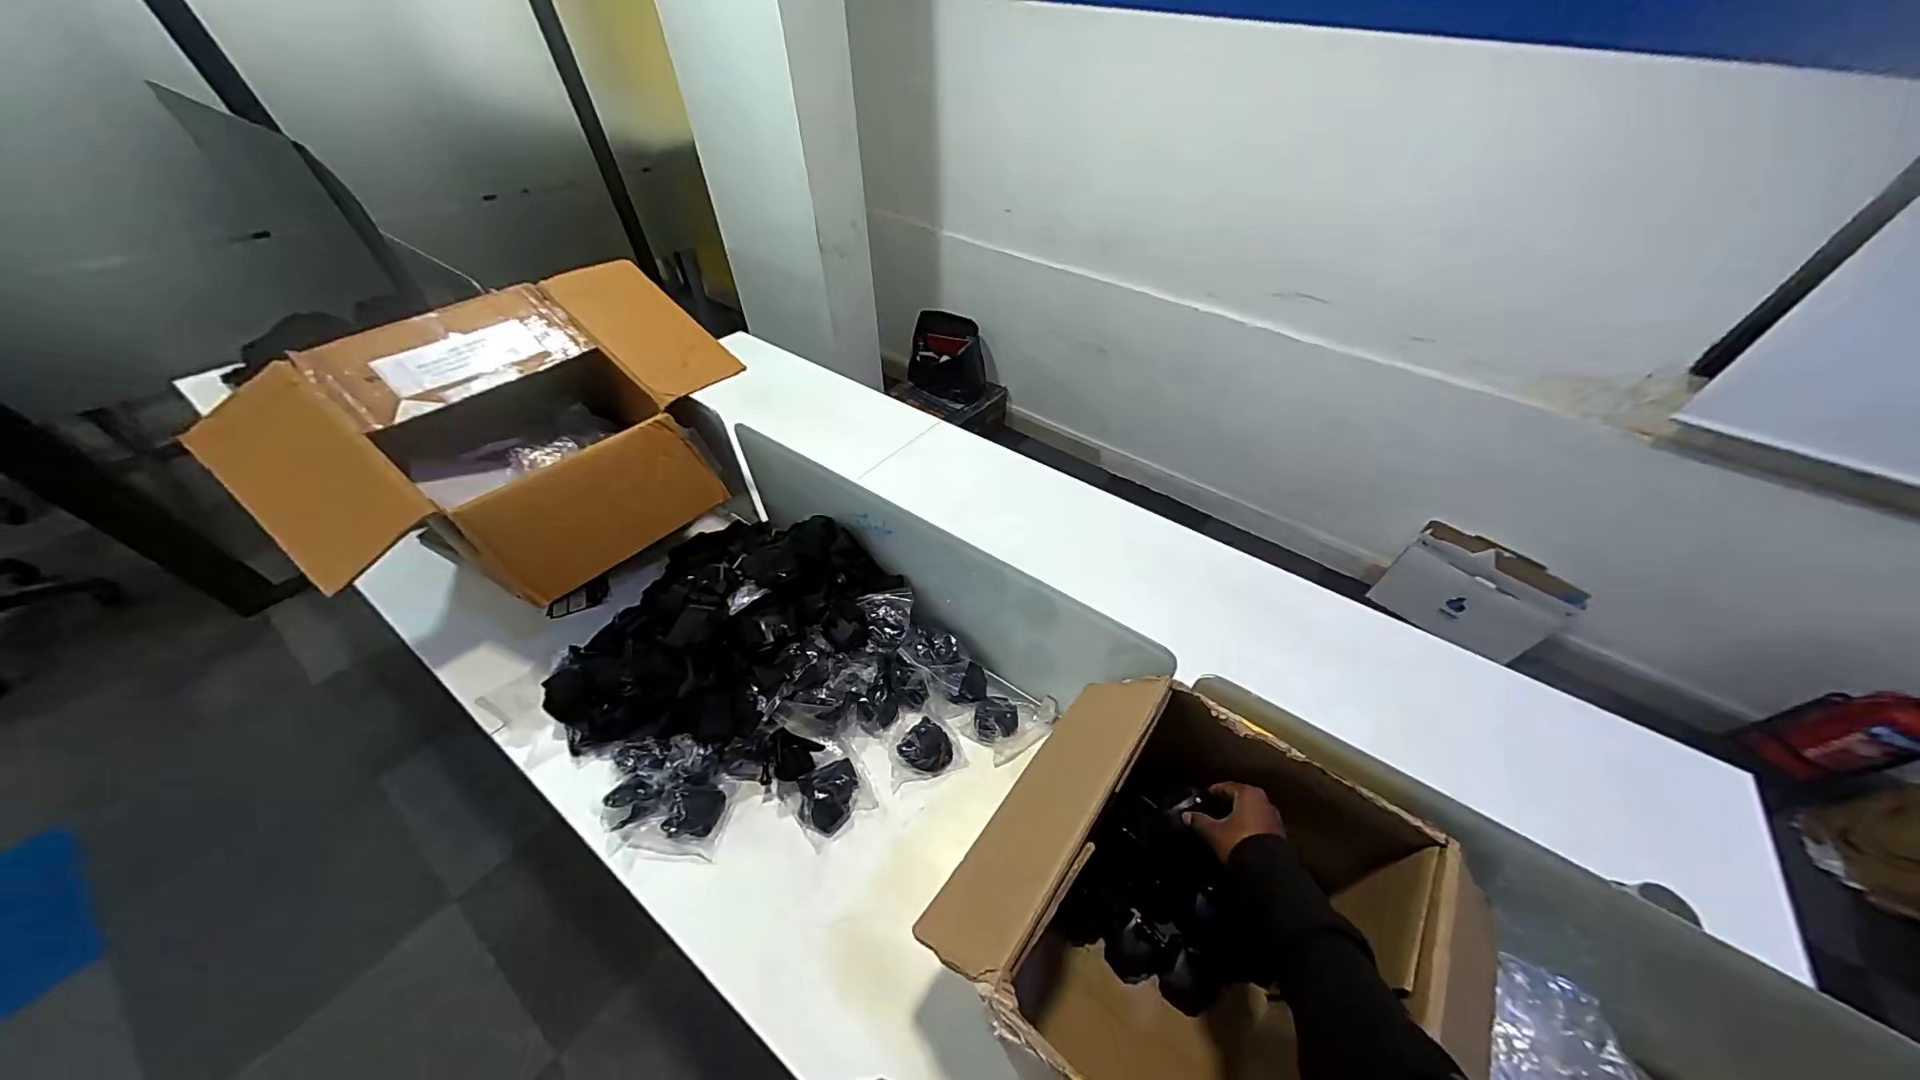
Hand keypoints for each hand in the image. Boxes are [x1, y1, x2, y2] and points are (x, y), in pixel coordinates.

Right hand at [1184, 782, 1283, 862]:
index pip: (1228, 786)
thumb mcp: (1213, 831)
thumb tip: (1186, 815)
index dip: (1215, 790)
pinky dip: (1250, 825)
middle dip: (1230, 801)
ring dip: (1241, 814)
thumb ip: (1199, 821)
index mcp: (1249, 794)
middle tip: (1216, 806)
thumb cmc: (1238, 841)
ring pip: (1253, 811)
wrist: (1268, 870)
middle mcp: (1264, 802)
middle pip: (1243, 797)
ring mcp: (1275, 818)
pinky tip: (1241, 833)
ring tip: (1227, 821)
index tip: (1206, 795)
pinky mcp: (1280, 834)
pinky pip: (1260, 823)